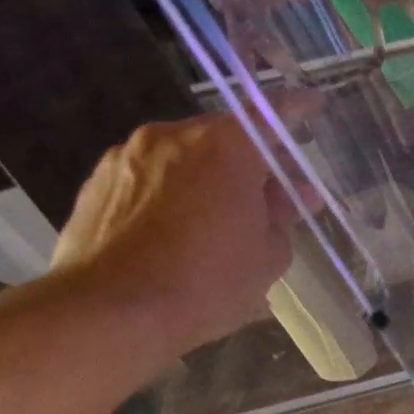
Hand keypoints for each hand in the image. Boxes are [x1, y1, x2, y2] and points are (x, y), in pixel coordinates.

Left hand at [50, 102, 319, 353]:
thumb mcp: (270, 254)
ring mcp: (127, 157)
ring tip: (232, 219)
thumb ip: (282, 214)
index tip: (314, 105)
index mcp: (223, 150)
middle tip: (279, 192)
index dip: (295, 109)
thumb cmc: (210, 280)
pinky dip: (179, 193)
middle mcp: (171, 139)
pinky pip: (154, 178)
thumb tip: (292, 193)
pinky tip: (189, 232)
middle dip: (254, 159)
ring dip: (214, 178)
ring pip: (186, 157)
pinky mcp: (100, 183)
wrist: (114, 308)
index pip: (266, 115)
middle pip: (223, 137)